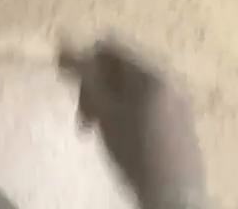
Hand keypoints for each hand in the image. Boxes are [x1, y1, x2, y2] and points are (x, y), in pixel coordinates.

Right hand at [58, 40, 206, 208]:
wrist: (173, 198)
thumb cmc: (135, 149)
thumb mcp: (103, 108)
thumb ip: (83, 73)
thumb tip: (61, 44)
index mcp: (152, 72)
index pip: (108, 46)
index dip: (83, 59)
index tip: (67, 82)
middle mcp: (167, 80)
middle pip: (116, 66)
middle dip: (93, 85)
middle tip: (82, 113)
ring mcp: (175, 101)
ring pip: (126, 86)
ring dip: (103, 99)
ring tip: (92, 125)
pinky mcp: (176, 121)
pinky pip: (140, 101)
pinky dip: (120, 109)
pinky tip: (112, 130)